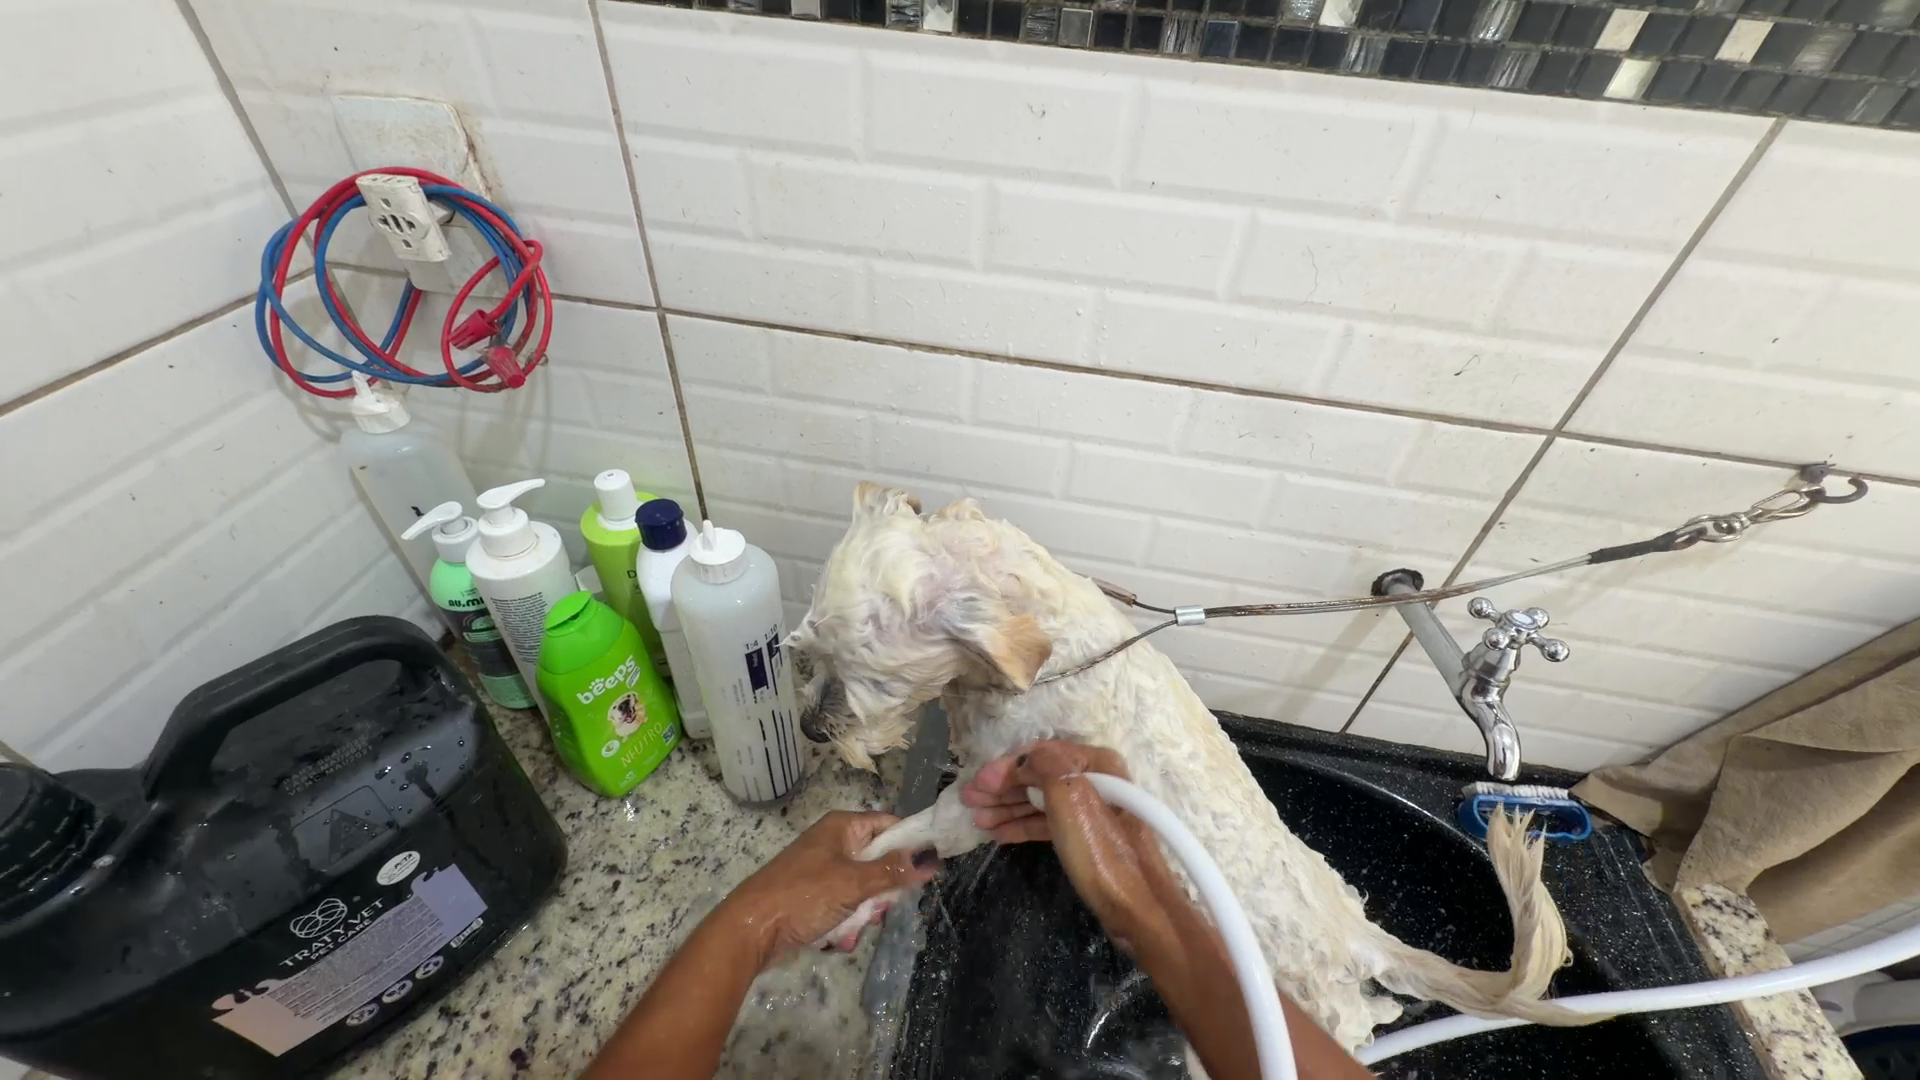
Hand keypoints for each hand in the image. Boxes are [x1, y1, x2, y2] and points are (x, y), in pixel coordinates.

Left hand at [720, 810, 939, 965]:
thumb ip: (893, 871)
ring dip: (862, 915)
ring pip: (863, 890)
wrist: (750, 930)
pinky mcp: (814, 897)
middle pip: (879, 862)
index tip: (926, 869)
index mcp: (843, 827)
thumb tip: (931, 859)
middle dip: (881, 892)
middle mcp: (835, 843)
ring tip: (850, 930)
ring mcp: (823, 871)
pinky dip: (844, 924)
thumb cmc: (803, 895)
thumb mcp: (854, 883)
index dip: (909, 844)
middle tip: (877, 910)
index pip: (889, 825)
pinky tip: (835, 941)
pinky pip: (844, 907)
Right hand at [959, 741, 1178, 955]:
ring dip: (1007, 807)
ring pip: (1040, 802)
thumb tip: (1022, 757)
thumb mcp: (1070, 799)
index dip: (1007, 766)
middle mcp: (1095, 781)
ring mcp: (1091, 812)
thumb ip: (1045, 766)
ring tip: (976, 818)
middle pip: (1038, 776)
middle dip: (1002, 787)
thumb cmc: (1102, 852)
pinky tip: (998, 835)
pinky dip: (1022, 826)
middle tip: (968, 798)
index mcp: (1097, 764)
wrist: (1139, 912)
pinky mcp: (1087, 839)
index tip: (978, 780)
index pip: (1042, 753)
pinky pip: (1048, 824)